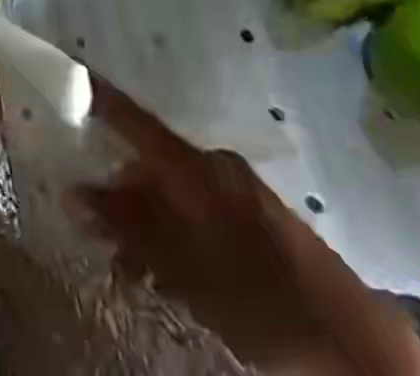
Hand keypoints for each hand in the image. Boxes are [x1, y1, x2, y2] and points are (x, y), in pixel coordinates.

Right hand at [70, 82, 419, 374]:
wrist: (347, 341)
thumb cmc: (254, 293)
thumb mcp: (180, 264)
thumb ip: (126, 226)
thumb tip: (72, 194)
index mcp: (198, 167)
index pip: (137, 122)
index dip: (103, 100)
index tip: (73, 77)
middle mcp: (216, 168)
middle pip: (150, 166)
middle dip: (118, 196)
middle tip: (94, 233)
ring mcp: (238, 192)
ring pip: (172, 194)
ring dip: (144, 225)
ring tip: (127, 270)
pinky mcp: (254, 218)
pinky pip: (197, 213)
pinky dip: (173, 236)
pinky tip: (165, 276)